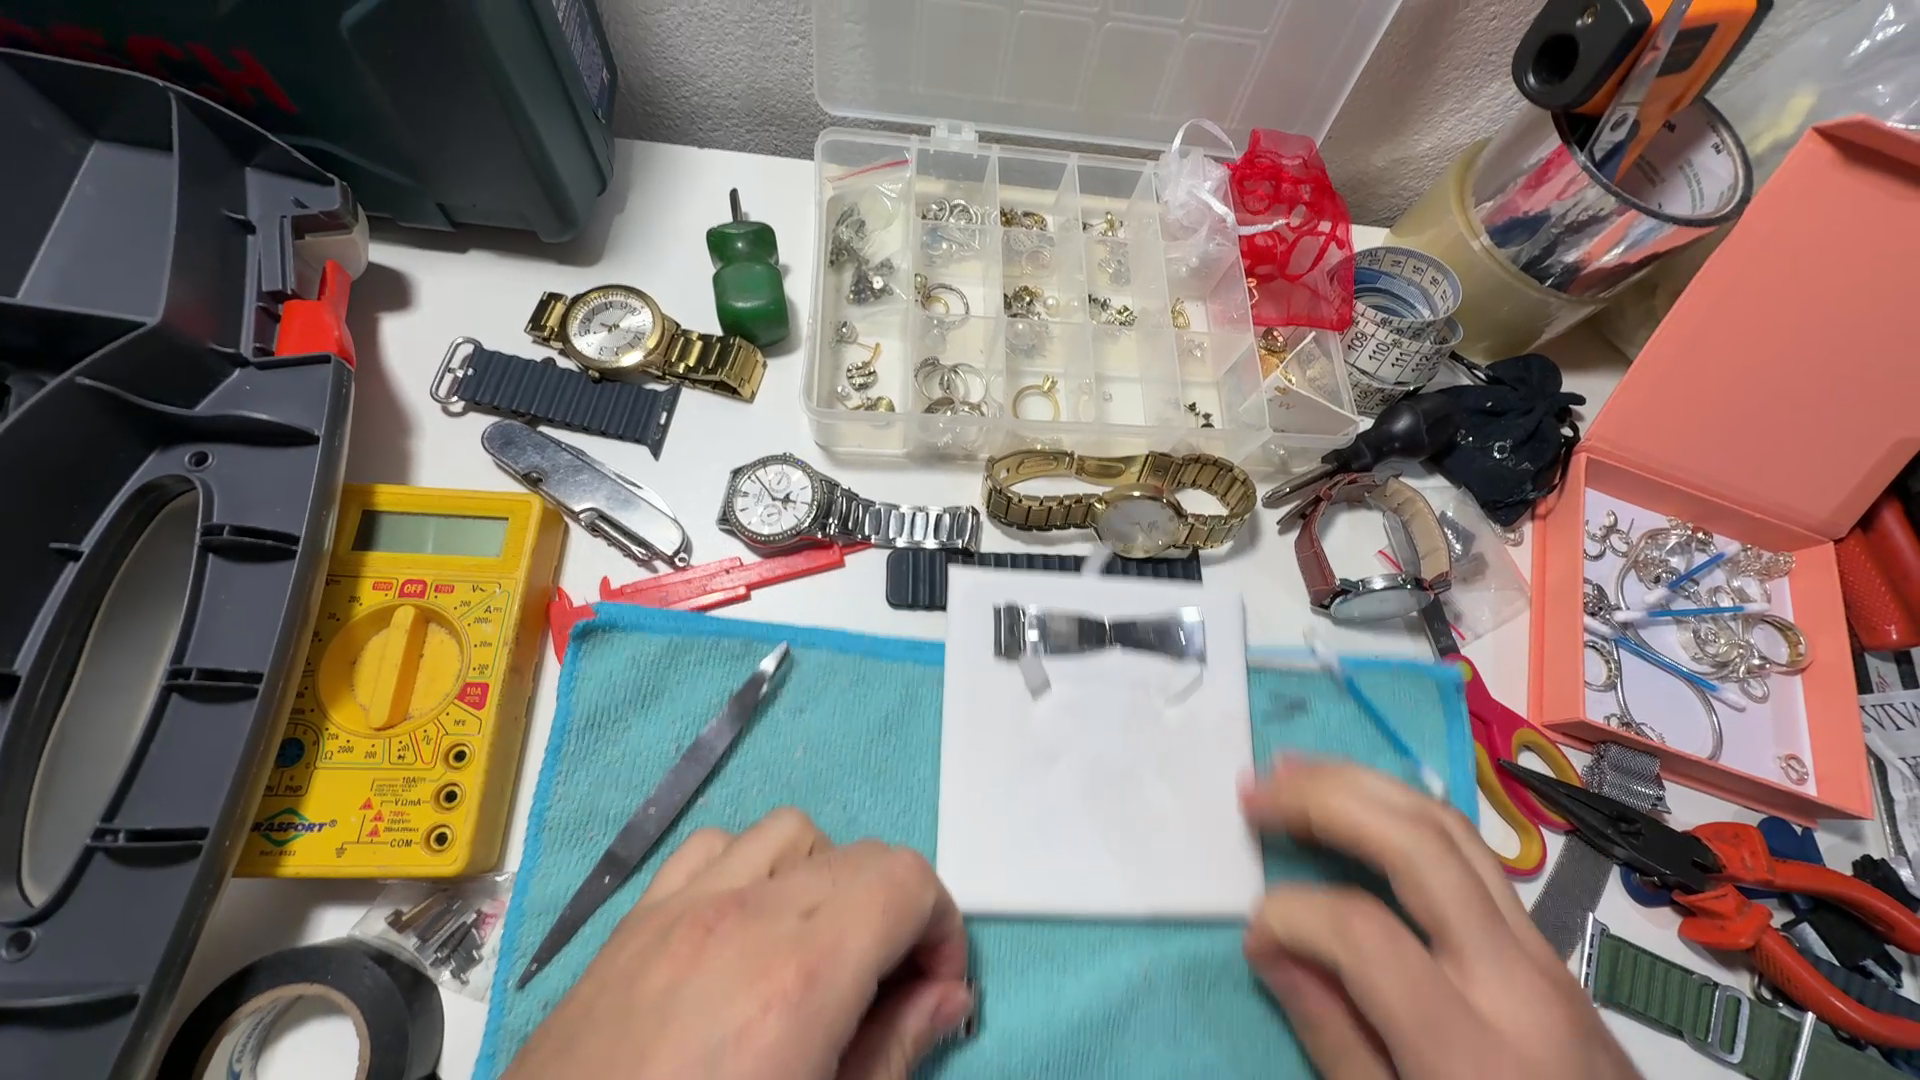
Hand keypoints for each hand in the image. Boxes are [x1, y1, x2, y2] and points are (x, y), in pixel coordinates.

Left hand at [504, 808, 973, 1079]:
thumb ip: (896, 1050)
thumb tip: (947, 993)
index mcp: (800, 972)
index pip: (907, 880)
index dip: (941, 926)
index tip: (933, 987)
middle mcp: (746, 915)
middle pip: (861, 855)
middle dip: (897, 909)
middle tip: (889, 985)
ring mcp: (682, 907)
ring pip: (791, 834)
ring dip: (827, 877)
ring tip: (818, 949)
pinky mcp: (635, 920)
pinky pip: (713, 848)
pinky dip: (750, 868)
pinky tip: (743, 929)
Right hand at [1240, 759, 1639, 1079]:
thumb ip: (1335, 1039)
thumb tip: (1269, 945)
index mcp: (1478, 1052)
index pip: (1364, 935)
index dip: (1291, 916)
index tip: (1253, 934)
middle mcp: (1519, 981)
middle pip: (1419, 845)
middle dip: (1324, 801)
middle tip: (1254, 792)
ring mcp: (1544, 955)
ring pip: (1450, 827)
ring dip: (1362, 785)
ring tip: (1293, 771)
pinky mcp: (1547, 947)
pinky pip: (1468, 852)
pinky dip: (1397, 810)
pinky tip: (1355, 804)